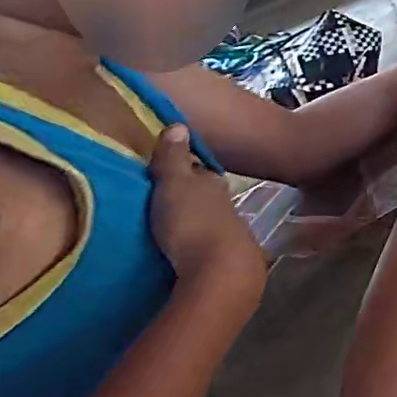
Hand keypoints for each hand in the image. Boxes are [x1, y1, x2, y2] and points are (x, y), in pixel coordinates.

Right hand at [148, 125, 266, 291]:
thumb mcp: (176, 186)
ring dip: (195, 223)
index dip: (184, 171)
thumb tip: (180, 124)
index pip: (199, 172)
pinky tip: (187, 252)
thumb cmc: (193, 223)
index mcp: (213, 185)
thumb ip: (175, 159)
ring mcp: (233, 234)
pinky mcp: (230, 260)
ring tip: (170, 229)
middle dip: (190, 198)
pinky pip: (210, 246)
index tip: (165, 172)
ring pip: (211, 221)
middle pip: (206, 198)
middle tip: (163, 202)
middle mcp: (227, 206)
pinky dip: (199, 245)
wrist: (223, 272)